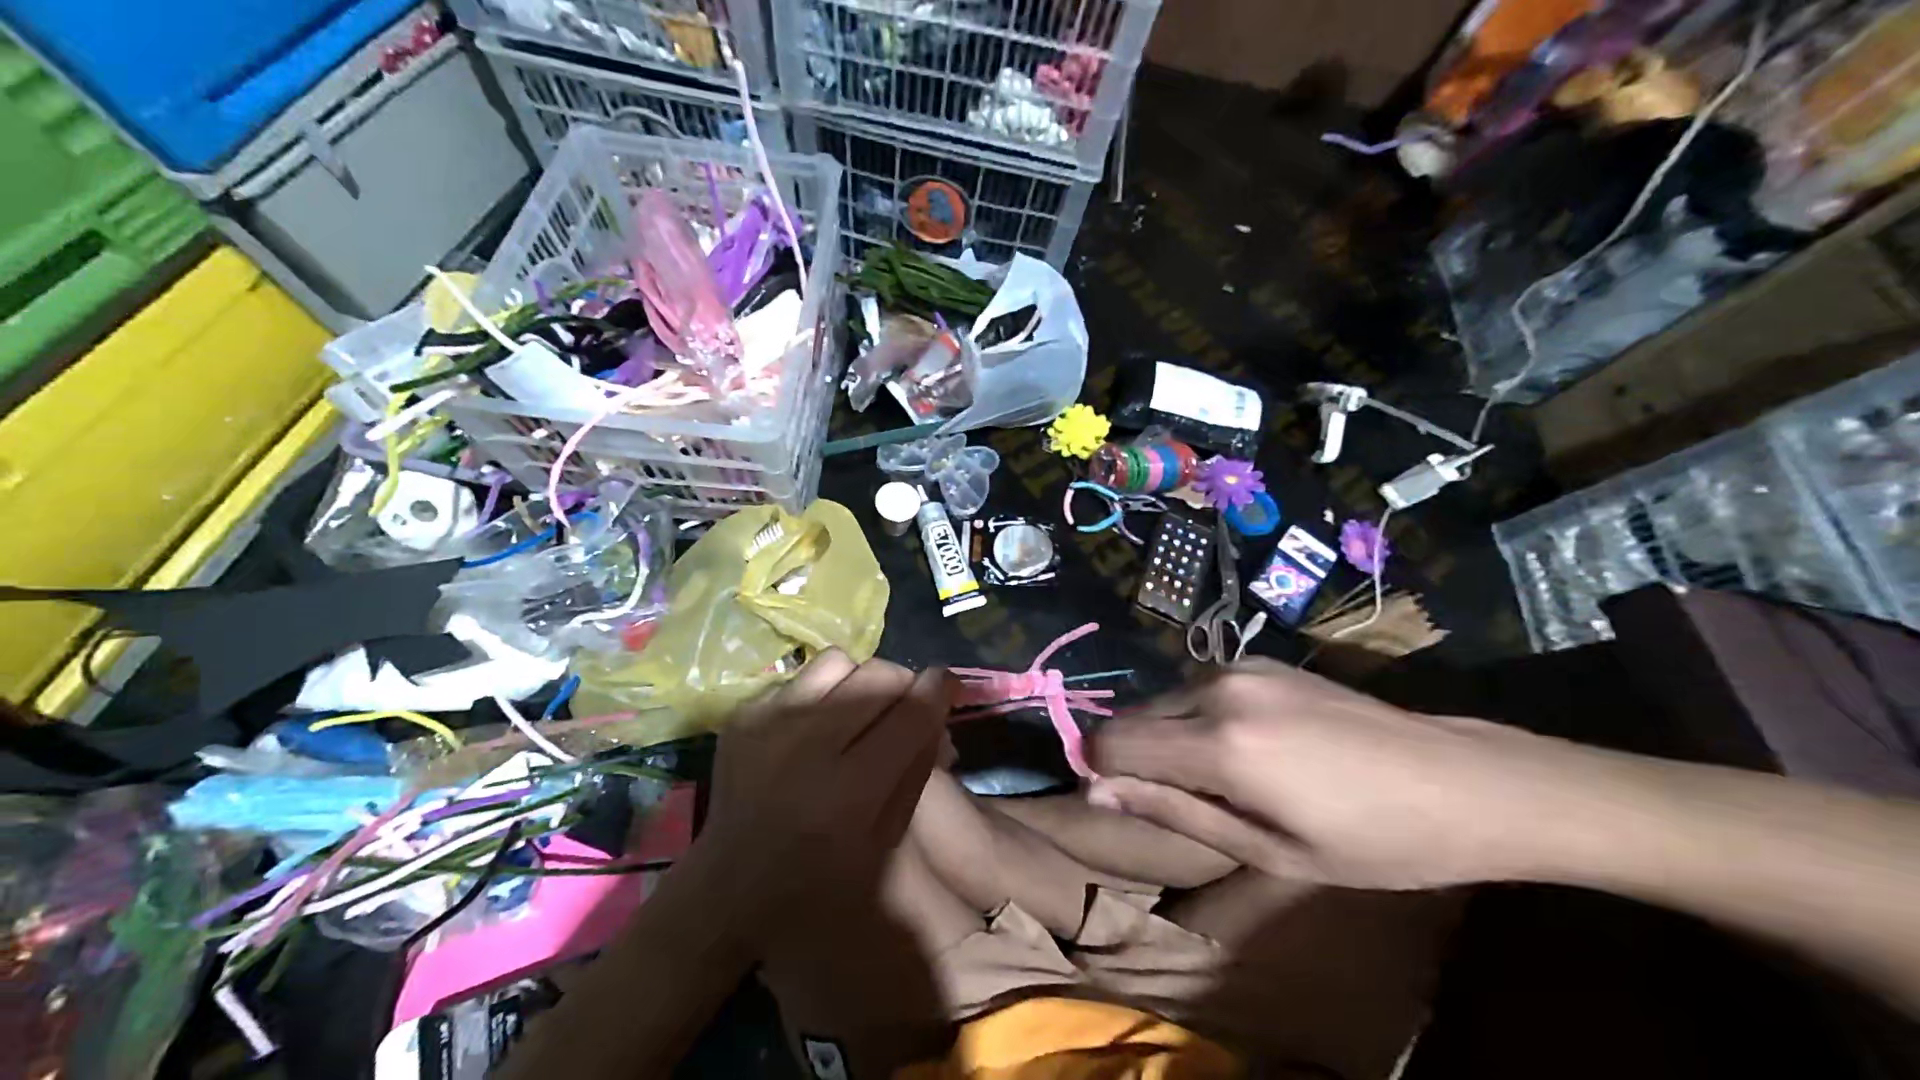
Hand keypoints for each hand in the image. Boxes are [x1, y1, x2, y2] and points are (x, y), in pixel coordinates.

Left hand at [695, 651, 951, 931]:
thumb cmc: (820, 886)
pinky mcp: (743, 714)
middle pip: (878, 675)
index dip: (938, 690)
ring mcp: (767, 724)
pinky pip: (801, 678)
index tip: (947, 684)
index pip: (910, 714)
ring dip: (860, 681)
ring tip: (857, 713)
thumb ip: (916, 770)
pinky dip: (821, 694)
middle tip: (902, 710)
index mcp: (847, 794)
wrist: (731, 891)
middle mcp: (805, 746)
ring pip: (839, 661)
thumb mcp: (887, 843)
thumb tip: (935, 711)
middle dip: (902, 685)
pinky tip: (816, 729)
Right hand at [1089, 660, 1628, 888]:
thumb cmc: (1373, 840)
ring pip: (1162, 700)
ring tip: (1221, 777)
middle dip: (1131, 755)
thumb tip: (1096, 793)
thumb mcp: (1268, 849)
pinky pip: (1196, 687)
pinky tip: (1246, 746)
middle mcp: (1218, 690)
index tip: (1121, 798)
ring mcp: (1241, 667)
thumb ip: (1173, 811)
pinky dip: (1195, 717)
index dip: (1099, 769)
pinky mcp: (1261, 660)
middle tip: (1180, 799)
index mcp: (1221, 745)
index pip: (1111, 742)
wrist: (1464, 782)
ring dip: (1166, 736)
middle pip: (1131, 718)